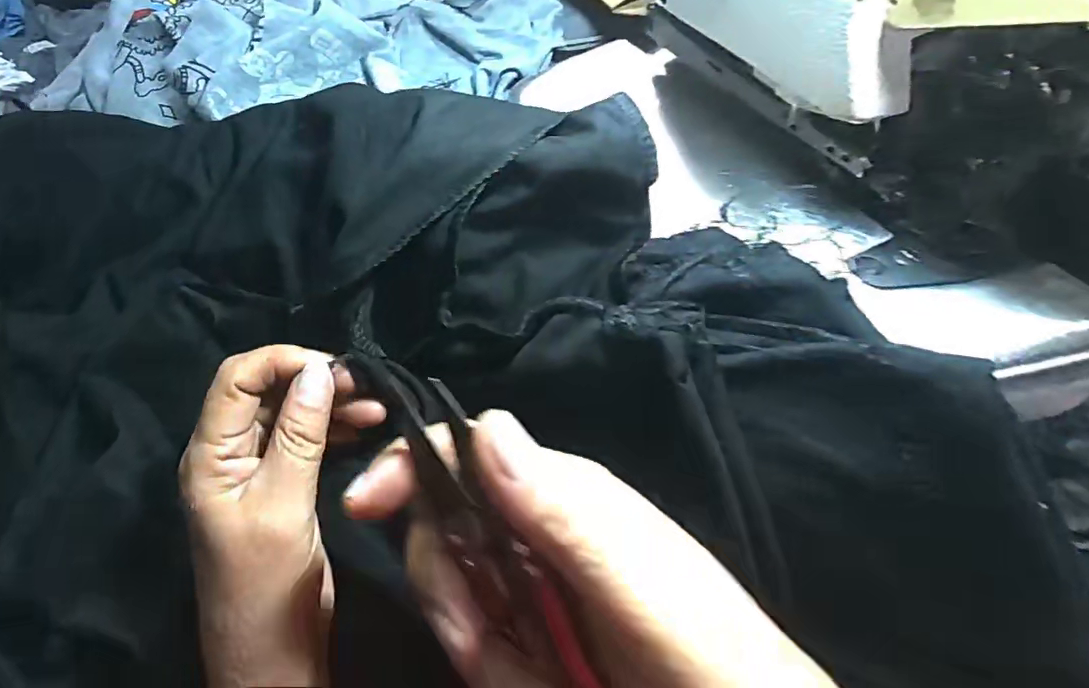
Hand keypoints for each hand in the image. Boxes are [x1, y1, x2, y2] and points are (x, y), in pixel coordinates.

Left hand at [181, 346, 386, 687]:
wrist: (272, 663)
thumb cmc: (267, 590)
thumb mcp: (284, 508)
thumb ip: (299, 436)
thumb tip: (317, 371)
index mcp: (209, 452)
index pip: (235, 379)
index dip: (279, 362)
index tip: (329, 365)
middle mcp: (223, 451)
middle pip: (261, 392)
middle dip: (308, 379)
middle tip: (360, 382)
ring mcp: (248, 467)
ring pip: (283, 413)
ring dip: (324, 402)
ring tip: (372, 402)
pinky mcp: (274, 483)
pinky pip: (298, 439)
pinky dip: (328, 428)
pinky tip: (362, 424)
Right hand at [343, 411, 837, 687]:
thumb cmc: (724, 679)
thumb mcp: (653, 607)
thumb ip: (570, 519)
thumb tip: (485, 426)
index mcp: (563, 494)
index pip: (461, 448)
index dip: (407, 465)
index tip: (364, 505)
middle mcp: (539, 521)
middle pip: (441, 514)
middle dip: (443, 580)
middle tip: (473, 645)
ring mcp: (534, 576)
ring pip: (452, 577)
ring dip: (470, 634)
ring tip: (526, 681)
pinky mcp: (531, 626)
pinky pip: (476, 627)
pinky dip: (489, 663)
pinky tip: (528, 684)